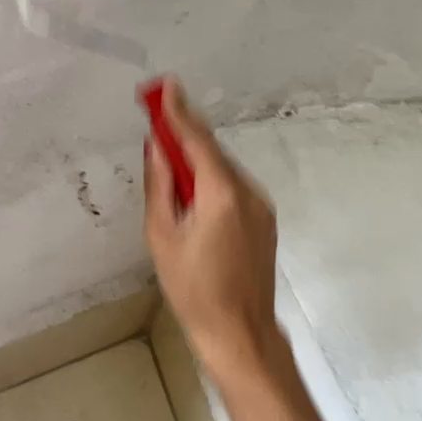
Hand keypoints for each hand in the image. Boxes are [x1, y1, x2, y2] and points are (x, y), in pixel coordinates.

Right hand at [143, 76, 282, 385]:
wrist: (240, 334)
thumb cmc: (192, 288)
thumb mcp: (162, 234)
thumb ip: (160, 184)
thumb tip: (156, 146)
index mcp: (221, 194)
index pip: (197, 139)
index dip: (178, 111)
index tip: (164, 86)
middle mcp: (247, 191)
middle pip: (211, 150)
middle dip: (184, 132)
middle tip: (157, 113)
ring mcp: (261, 206)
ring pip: (222, 168)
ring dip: (196, 158)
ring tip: (169, 160)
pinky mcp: (264, 220)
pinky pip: (232, 186)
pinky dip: (210, 178)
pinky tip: (192, 191)